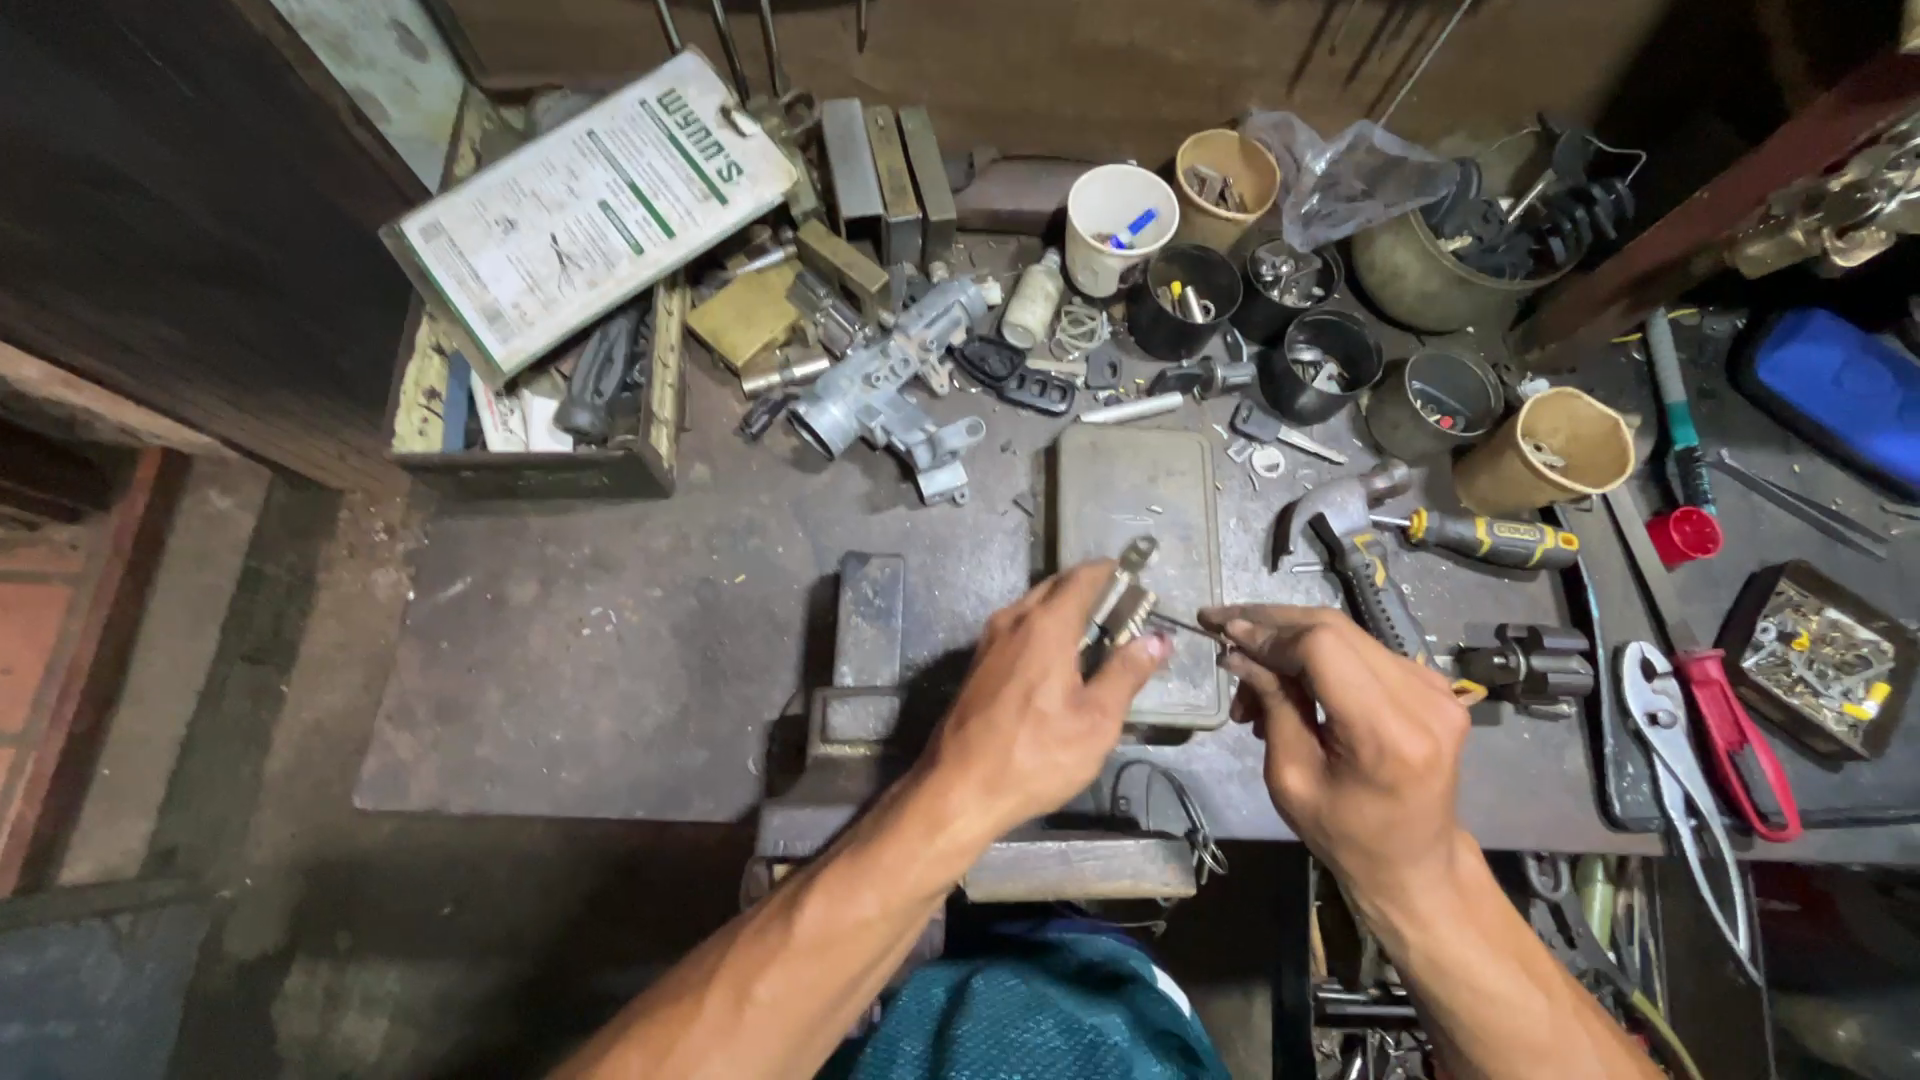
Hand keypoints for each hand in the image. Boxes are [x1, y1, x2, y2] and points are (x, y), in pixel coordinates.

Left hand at [918, 561, 1170, 841]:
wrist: (958, 787)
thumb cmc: (1034, 755)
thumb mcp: (1095, 721)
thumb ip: (1126, 674)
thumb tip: (1157, 640)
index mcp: (1044, 625)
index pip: (1081, 578)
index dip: (1109, 572)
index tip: (1134, 578)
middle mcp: (1012, 621)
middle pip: (1055, 587)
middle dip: (1088, 590)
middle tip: (1123, 610)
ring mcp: (989, 641)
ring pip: (1033, 607)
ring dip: (1064, 610)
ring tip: (1097, 635)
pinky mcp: (978, 663)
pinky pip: (1018, 630)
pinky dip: (1044, 630)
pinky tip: (1060, 661)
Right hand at [1198, 604, 1471, 905]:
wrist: (1414, 863)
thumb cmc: (1345, 834)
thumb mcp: (1290, 778)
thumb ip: (1273, 706)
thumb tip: (1238, 653)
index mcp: (1389, 734)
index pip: (1323, 648)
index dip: (1268, 634)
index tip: (1222, 634)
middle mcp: (1422, 700)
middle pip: (1334, 628)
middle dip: (1270, 623)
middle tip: (1221, 625)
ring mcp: (1434, 689)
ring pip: (1344, 632)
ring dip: (1287, 641)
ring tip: (1249, 677)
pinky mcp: (1432, 685)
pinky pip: (1360, 649)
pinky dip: (1315, 653)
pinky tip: (1285, 677)